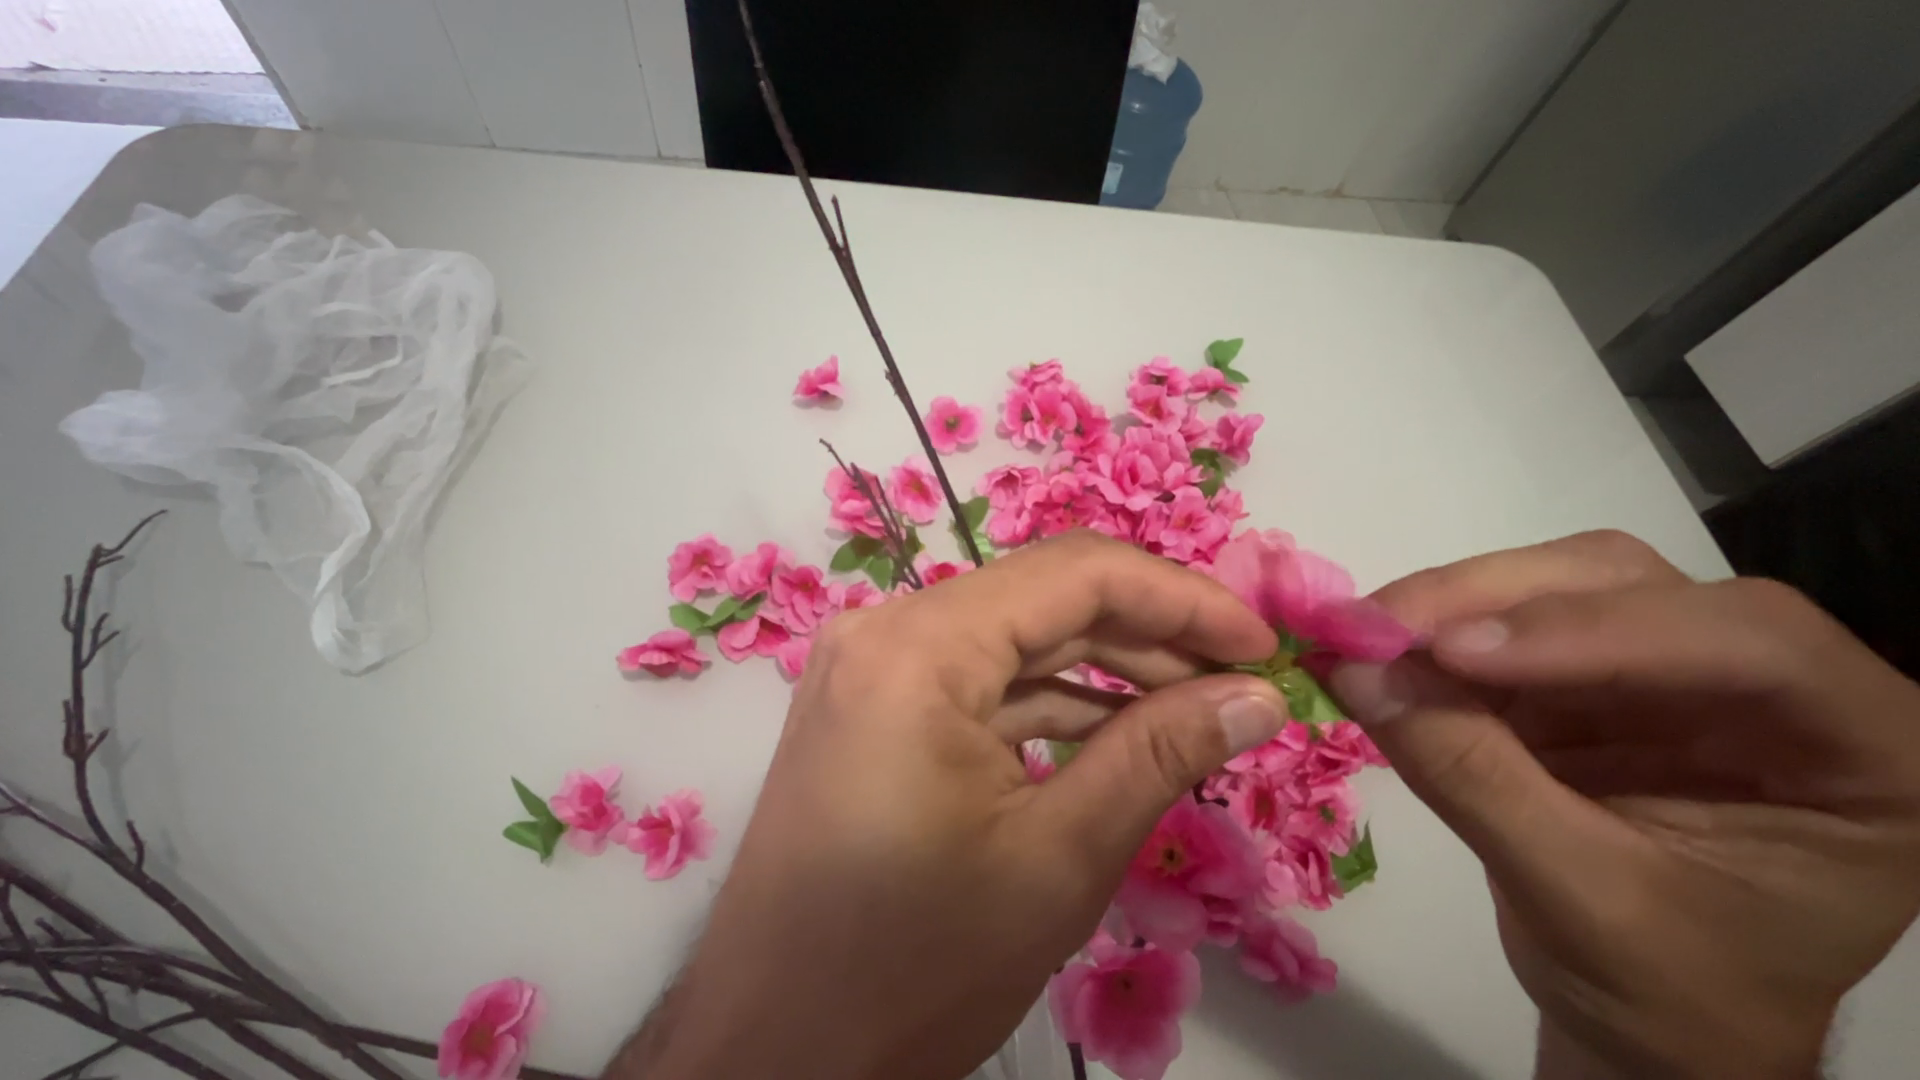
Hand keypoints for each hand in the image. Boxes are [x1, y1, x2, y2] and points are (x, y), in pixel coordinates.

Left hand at [608, 531, 1289, 1079]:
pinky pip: (981, 682)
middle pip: (1045, 598)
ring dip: (1108, 670)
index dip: (1183, 599)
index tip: (1263, 646)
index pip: (1077, 574)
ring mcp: (872, 669)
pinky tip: (1121, 736)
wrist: (776, 1050)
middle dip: (1152, 635)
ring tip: (1198, 714)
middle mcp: (885, 631)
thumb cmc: (916, 964)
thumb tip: (1257, 696)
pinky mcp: (874, 710)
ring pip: (1016, 638)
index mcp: (919, 646)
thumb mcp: (1059, 858)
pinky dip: (1054, 703)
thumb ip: (1161, 755)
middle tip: (1243, 685)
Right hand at [1329, 532, 1919, 1079]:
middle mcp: (1768, 680)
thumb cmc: (1665, 990)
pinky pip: (1501, 625)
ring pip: (1557, 583)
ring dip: (1450, 605)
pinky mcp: (1582, 675)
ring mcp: (1665, 667)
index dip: (1595, 629)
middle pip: (1630, 585)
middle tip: (1373, 627)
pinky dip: (1431, 635)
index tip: (1453, 652)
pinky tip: (1378, 653)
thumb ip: (1471, 778)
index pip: (1744, 644)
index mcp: (1859, 748)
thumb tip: (1353, 671)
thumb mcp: (1577, 898)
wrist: (1651, 1024)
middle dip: (1492, 601)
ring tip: (1360, 637)